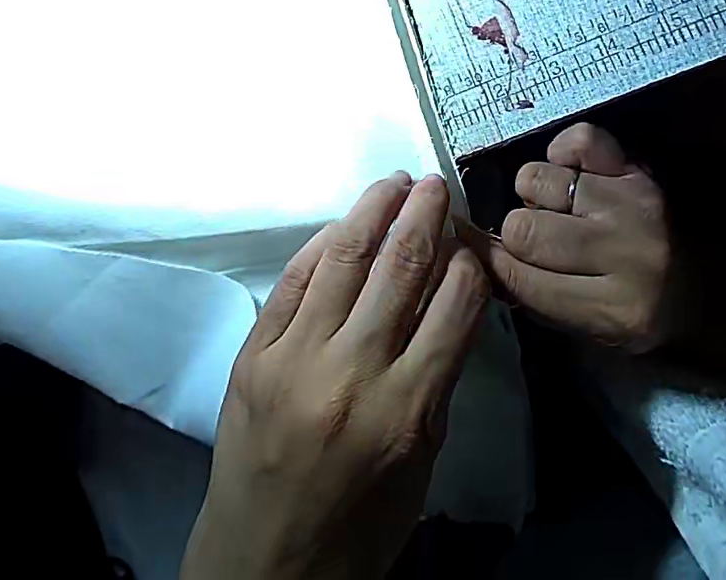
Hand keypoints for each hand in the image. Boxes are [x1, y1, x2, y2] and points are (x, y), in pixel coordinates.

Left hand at [181, 173, 489, 579]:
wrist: (263, 563)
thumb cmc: (359, 524)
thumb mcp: (422, 461)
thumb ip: (437, 376)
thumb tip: (450, 299)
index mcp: (406, 411)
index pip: (453, 307)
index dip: (467, 261)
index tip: (470, 238)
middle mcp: (351, 372)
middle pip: (399, 267)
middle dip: (424, 214)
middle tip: (436, 183)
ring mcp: (295, 355)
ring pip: (344, 257)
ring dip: (373, 209)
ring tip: (394, 183)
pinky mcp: (255, 350)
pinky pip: (294, 278)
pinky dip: (323, 243)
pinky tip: (344, 222)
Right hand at [468, 123, 681, 352]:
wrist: (703, 289)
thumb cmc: (630, 311)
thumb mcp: (582, 325)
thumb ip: (526, 290)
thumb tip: (468, 244)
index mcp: (611, 309)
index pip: (519, 278)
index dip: (489, 260)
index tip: (473, 247)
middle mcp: (625, 255)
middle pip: (523, 229)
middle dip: (517, 233)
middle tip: (535, 237)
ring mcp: (632, 205)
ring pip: (536, 180)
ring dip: (535, 194)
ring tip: (556, 207)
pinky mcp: (637, 170)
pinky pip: (578, 140)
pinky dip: (562, 153)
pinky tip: (569, 173)